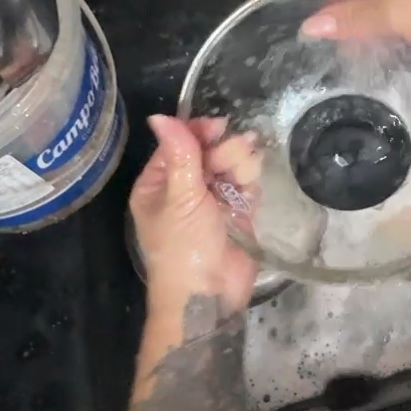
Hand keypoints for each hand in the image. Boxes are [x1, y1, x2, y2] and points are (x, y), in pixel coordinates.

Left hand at [128, 115, 258, 316]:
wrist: (209, 294)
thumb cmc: (184, 246)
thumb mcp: (179, 197)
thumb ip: (179, 154)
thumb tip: (159, 116)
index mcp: (159, 185)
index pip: (178, 145)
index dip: (198, 133)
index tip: (220, 126)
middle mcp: (184, 190)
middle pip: (208, 154)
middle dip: (225, 150)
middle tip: (242, 148)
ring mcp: (211, 202)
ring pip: (230, 168)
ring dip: (241, 165)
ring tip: (247, 173)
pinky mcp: (236, 214)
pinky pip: (245, 187)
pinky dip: (250, 183)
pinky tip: (252, 186)